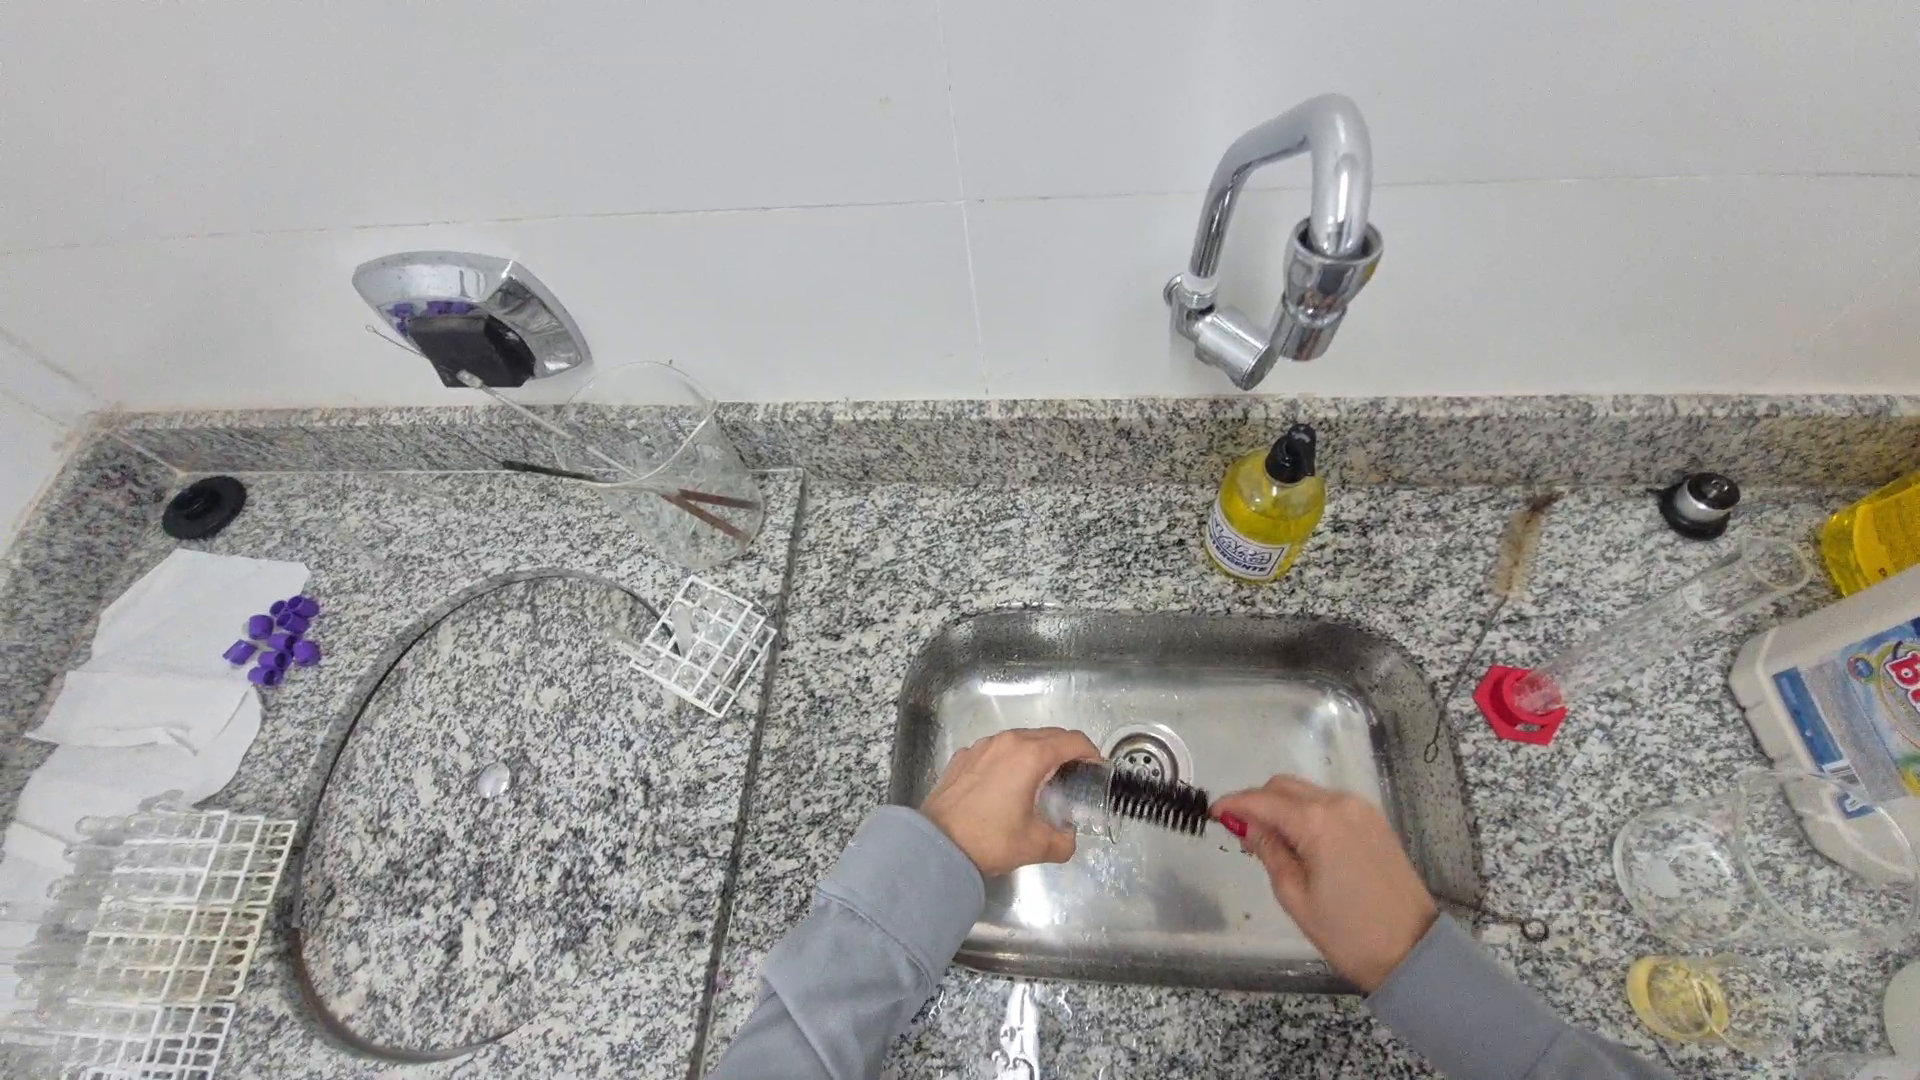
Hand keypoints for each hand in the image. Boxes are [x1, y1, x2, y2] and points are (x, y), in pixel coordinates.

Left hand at [920, 727, 1101, 877]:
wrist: (938, 844)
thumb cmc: (989, 840)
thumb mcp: (1036, 845)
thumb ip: (1063, 841)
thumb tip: (1068, 838)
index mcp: (1030, 756)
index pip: (1072, 741)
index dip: (1091, 752)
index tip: (1097, 768)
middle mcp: (1007, 742)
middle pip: (1049, 736)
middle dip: (1067, 752)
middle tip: (1075, 777)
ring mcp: (982, 746)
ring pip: (1021, 739)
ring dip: (1038, 753)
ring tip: (1043, 780)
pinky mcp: (964, 756)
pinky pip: (997, 750)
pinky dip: (1011, 760)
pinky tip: (1008, 785)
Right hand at [1213, 775, 1437, 992]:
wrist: (1415, 954)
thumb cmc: (1348, 933)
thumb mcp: (1294, 895)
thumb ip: (1267, 849)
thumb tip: (1244, 823)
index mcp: (1316, 822)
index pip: (1261, 800)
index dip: (1233, 804)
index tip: (1213, 814)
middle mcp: (1338, 803)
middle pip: (1282, 787)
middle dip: (1257, 802)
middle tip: (1241, 831)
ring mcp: (1359, 810)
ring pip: (1305, 792)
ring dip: (1281, 806)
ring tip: (1271, 839)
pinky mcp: (1373, 820)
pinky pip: (1327, 803)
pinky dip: (1306, 812)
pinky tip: (1300, 839)